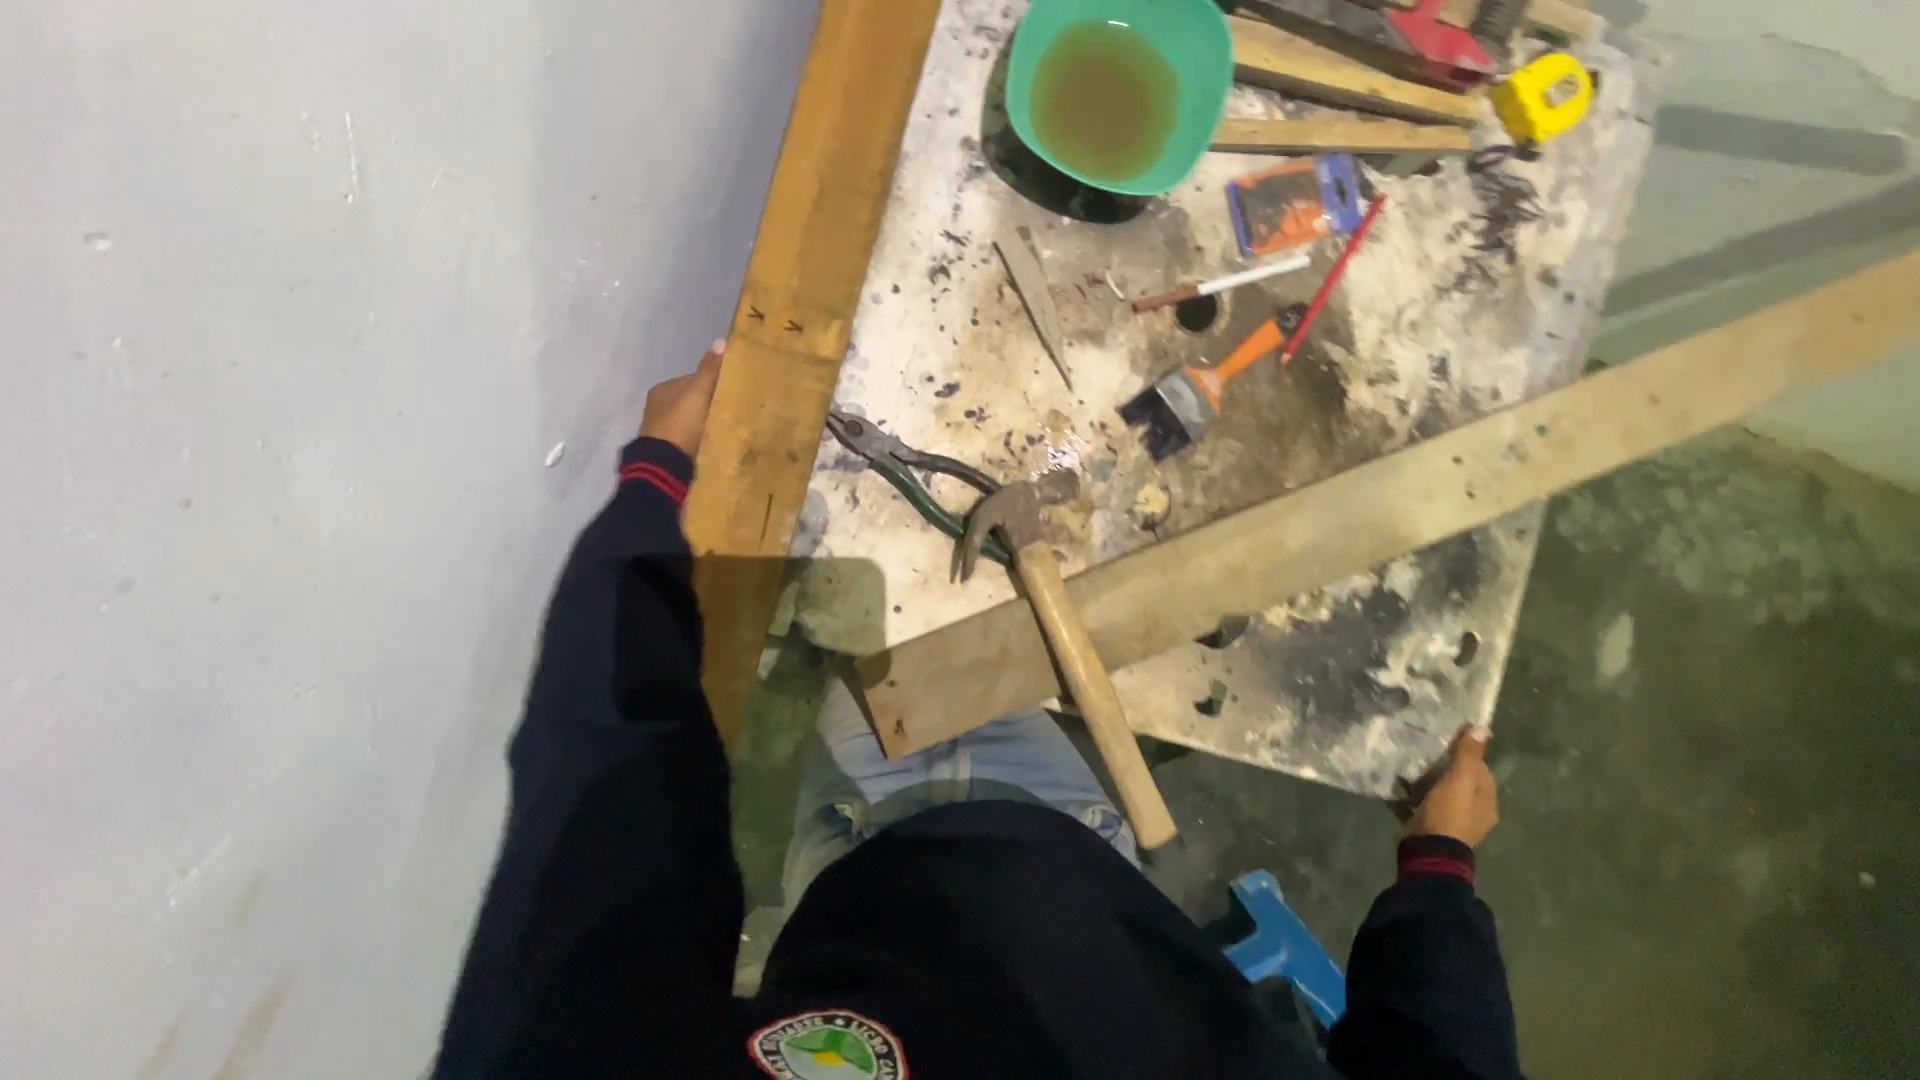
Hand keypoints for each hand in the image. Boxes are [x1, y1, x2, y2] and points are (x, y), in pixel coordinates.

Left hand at [640, 339, 725, 455]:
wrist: (664, 466)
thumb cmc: (680, 425)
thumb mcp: (697, 394)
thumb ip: (708, 371)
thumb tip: (721, 341)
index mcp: (662, 390)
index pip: (692, 380)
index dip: (712, 383)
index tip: (732, 391)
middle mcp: (658, 407)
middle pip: (692, 400)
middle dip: (710, 404)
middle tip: (732, 410)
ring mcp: (662, 430)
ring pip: (692, 420)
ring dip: (706, 422)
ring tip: (726, 427)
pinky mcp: (669, 450)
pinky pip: (691, 437)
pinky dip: (702, 437)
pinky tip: (714, 441)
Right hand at [1407, 726, 1498, 847]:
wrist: (1428, 850)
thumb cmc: (1448, 813)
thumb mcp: (1459, 780)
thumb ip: (1468, 754)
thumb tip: (1481, 726)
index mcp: (1486, 801)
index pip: (1480, 770)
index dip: (1465, 754)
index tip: (1445, 741)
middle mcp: (1474, 812)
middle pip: (1460, 782)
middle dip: (1444, 767)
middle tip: (1423, 751)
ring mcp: (1451, 821)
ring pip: (1440, 794)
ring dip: (1427, 782)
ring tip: (1407, 766)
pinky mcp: (1430, 827)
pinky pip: (1420, 806)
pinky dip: (1410, 797)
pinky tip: (1396, 787)